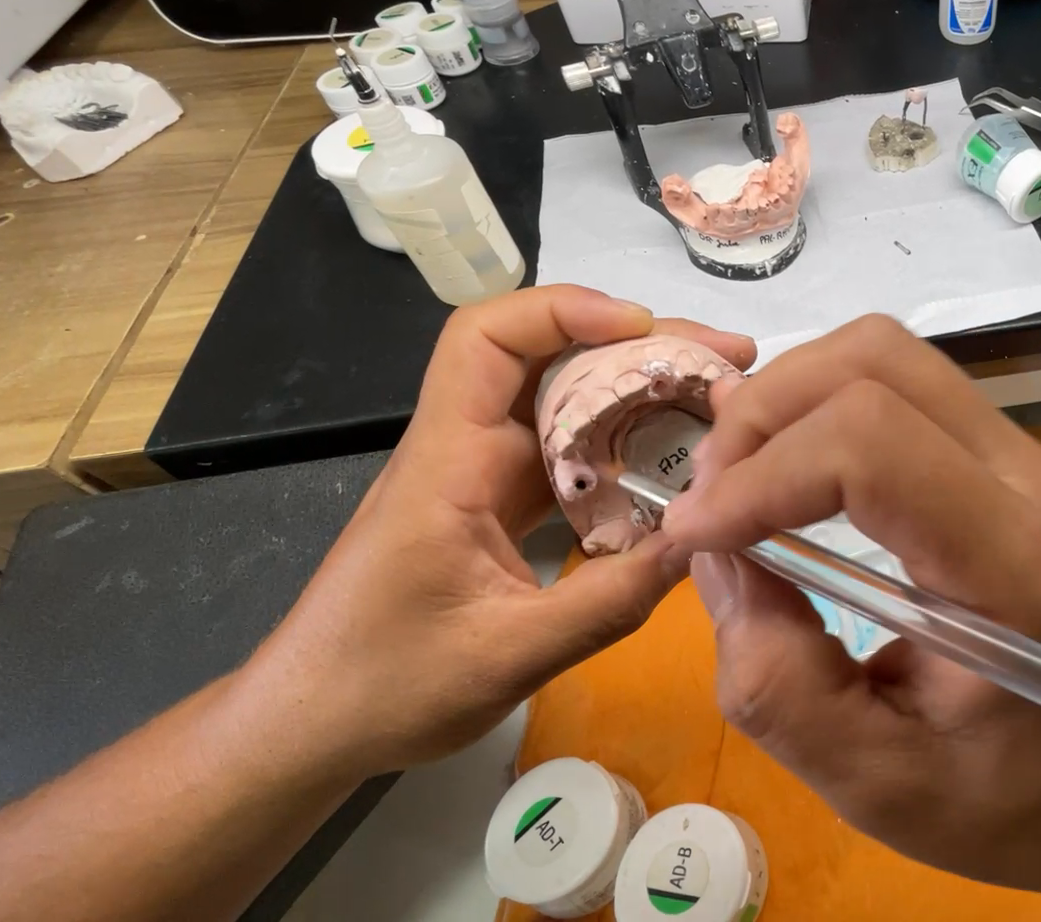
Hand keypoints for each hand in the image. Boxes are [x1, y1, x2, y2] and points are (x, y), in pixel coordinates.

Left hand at [245, 285, 754, 778]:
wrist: (311, 727)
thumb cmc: (382, 687)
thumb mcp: (507, 657)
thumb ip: (609, 602)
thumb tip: (704, 540)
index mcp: (450, 463)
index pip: (487, 341)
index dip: (564, 313)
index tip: (643, 329)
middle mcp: (471, 449)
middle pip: (554, 360)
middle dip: (643, 349)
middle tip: (729, 363)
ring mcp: (490, 474)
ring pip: (572, 402)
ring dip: (646, 393)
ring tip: (722, 403)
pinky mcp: (506, 503)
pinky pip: (577, 452)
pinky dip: (632, 445)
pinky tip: (681, 463)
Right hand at [661, 315, 1040, 912]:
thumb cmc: (1009, 801)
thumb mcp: (875, 783)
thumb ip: (778, 682)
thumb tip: (719, 556)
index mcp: (1015, 566)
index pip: (874, 447)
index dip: (762, 475)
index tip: (695, 536)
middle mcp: (1029, 478)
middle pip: (879, 362)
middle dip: (768, 412)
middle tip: (712, 497)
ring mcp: (1023, 454)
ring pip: (888, 353)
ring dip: (792, 399)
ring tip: (741, 478)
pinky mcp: (1004, 455)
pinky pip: (902, 385)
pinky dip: (824, 406)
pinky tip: (791, 467)